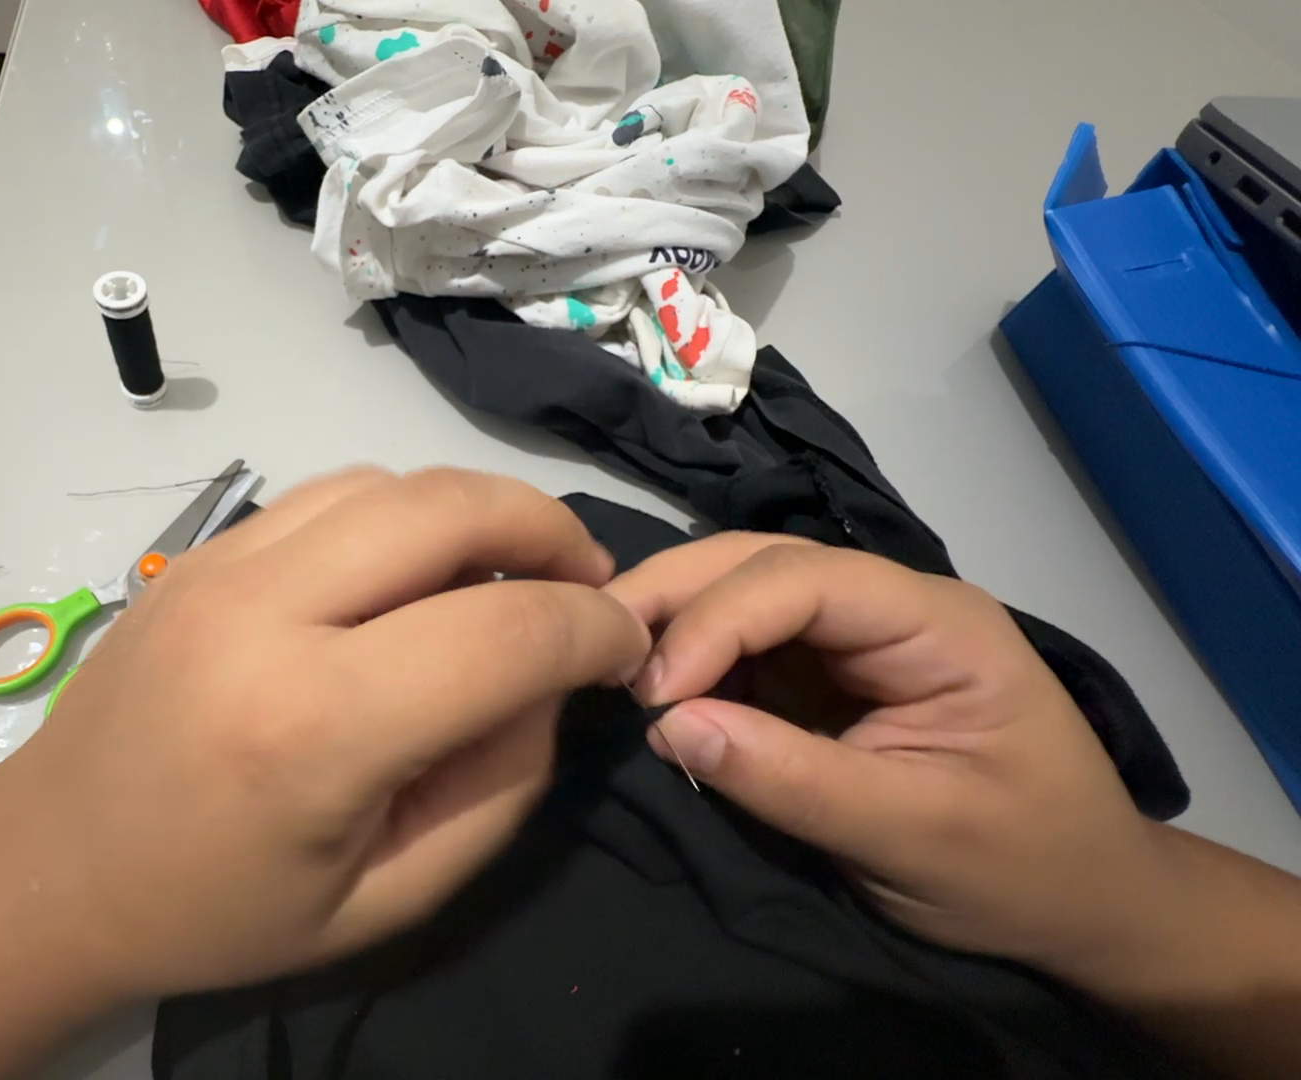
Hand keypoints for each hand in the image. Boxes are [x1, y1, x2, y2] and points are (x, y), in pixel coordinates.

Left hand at [2, 468, 649, 998]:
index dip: (593, 629)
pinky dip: (400, 513)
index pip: (503, 630)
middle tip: (584, 580)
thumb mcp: (386, 895)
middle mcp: (264, 614)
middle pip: (447, 508)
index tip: (622, 646)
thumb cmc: (218, 908)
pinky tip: (410, 569)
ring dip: (473, 511)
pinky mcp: (202, 550)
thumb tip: (547, 679)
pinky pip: (329, 494)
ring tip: (504, 568)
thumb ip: (497, 785)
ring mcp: (221, 564)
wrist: (50, 865)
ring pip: (388, 482)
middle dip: (547, 527)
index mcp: (313, 724)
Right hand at [606, 533, 1165, 975]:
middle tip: (596, 649)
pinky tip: (647, 684)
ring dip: (661, 616)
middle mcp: (879, 601)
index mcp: (933, 621)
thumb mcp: (912, 836)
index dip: (715, 622)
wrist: (1073, 898)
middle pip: (751, 560)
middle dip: (667, 596)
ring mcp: (838, 627)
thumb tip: (666, 727)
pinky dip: (675, 652)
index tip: (655, 694)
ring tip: (610, 666)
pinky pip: (724, 634)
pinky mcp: (804, 661)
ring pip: (726, 583)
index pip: (801, 581)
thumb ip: (789, 778)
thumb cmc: (1019, 868)